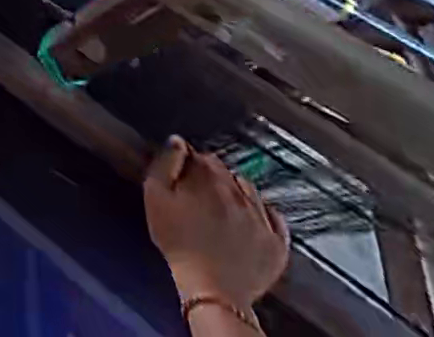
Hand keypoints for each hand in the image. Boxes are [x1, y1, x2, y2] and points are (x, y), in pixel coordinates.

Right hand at [144, 137, 288, 313]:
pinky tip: (250, 218)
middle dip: (208, 174)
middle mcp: (238, 190)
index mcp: (207, 177)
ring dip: (234, 190)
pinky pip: (274, 216)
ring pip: (247, 188)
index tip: (180, 176)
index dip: (186, 162)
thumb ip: (165, 163)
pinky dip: (262, 212)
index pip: (197, 154)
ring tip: (221, 206)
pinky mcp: (277, 242)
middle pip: (222, 169)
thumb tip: (177, 142)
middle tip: (196, 193)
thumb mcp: (156, 196)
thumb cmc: (178, 243)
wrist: (212, 291)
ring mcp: (261, 216)